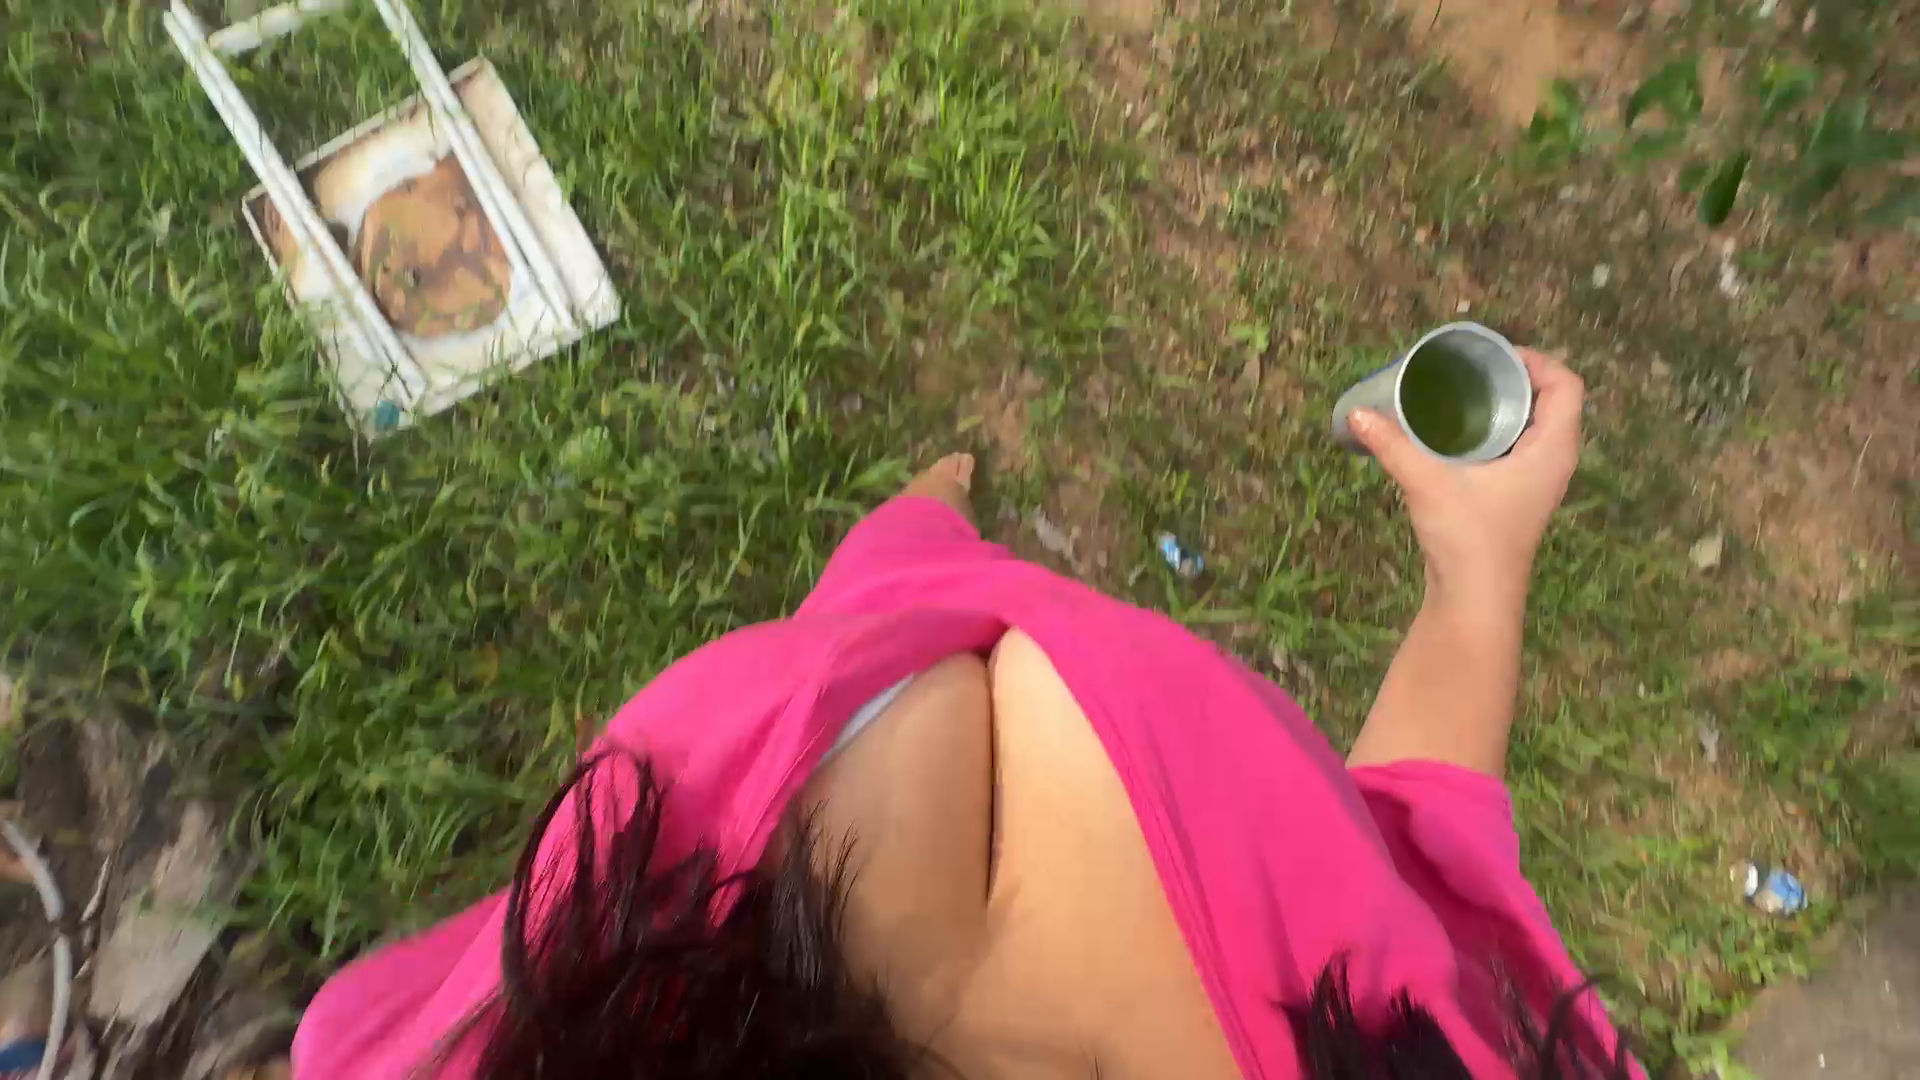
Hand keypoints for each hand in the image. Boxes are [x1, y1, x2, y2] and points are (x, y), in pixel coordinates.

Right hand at [1349, 348, 1583, 612]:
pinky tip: (1453, 439)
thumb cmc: (1467, 536)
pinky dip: (1491, 434)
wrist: (1475, 596)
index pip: (1567, 385)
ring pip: (1530, 429)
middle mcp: (1553, 461)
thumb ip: (1392, 447)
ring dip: (1501, 409)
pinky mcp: (1515, 498)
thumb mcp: (1427, 483)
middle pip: (1549, 403)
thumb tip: (1356, 415)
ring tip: (1457, 398)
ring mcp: (1536, 483)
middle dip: (1511, 381)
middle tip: (1466, 373)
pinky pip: (1513, 450)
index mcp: (1552, 449)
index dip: (1536, 361)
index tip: (1491, 356)